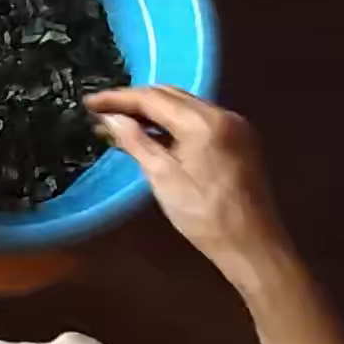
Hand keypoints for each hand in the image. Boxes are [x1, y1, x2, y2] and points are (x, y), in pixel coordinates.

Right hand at [85, 86, 290, 288]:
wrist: (254, 249)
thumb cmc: (204, 216)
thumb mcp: (162, 177)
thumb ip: (135, 140)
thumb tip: (109, 118)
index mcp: (203, 123)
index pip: (151, 98)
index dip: (116, 98)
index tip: (89, 102)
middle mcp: (222, 115)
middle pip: (168, 94)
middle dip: (133, 100)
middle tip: (101, 111)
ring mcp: (233, 126)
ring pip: (182, 104)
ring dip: (150, 110)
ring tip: (119, 122)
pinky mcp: (237, 139)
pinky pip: (195, 118)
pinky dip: (169, 121)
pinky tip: (149, 133)